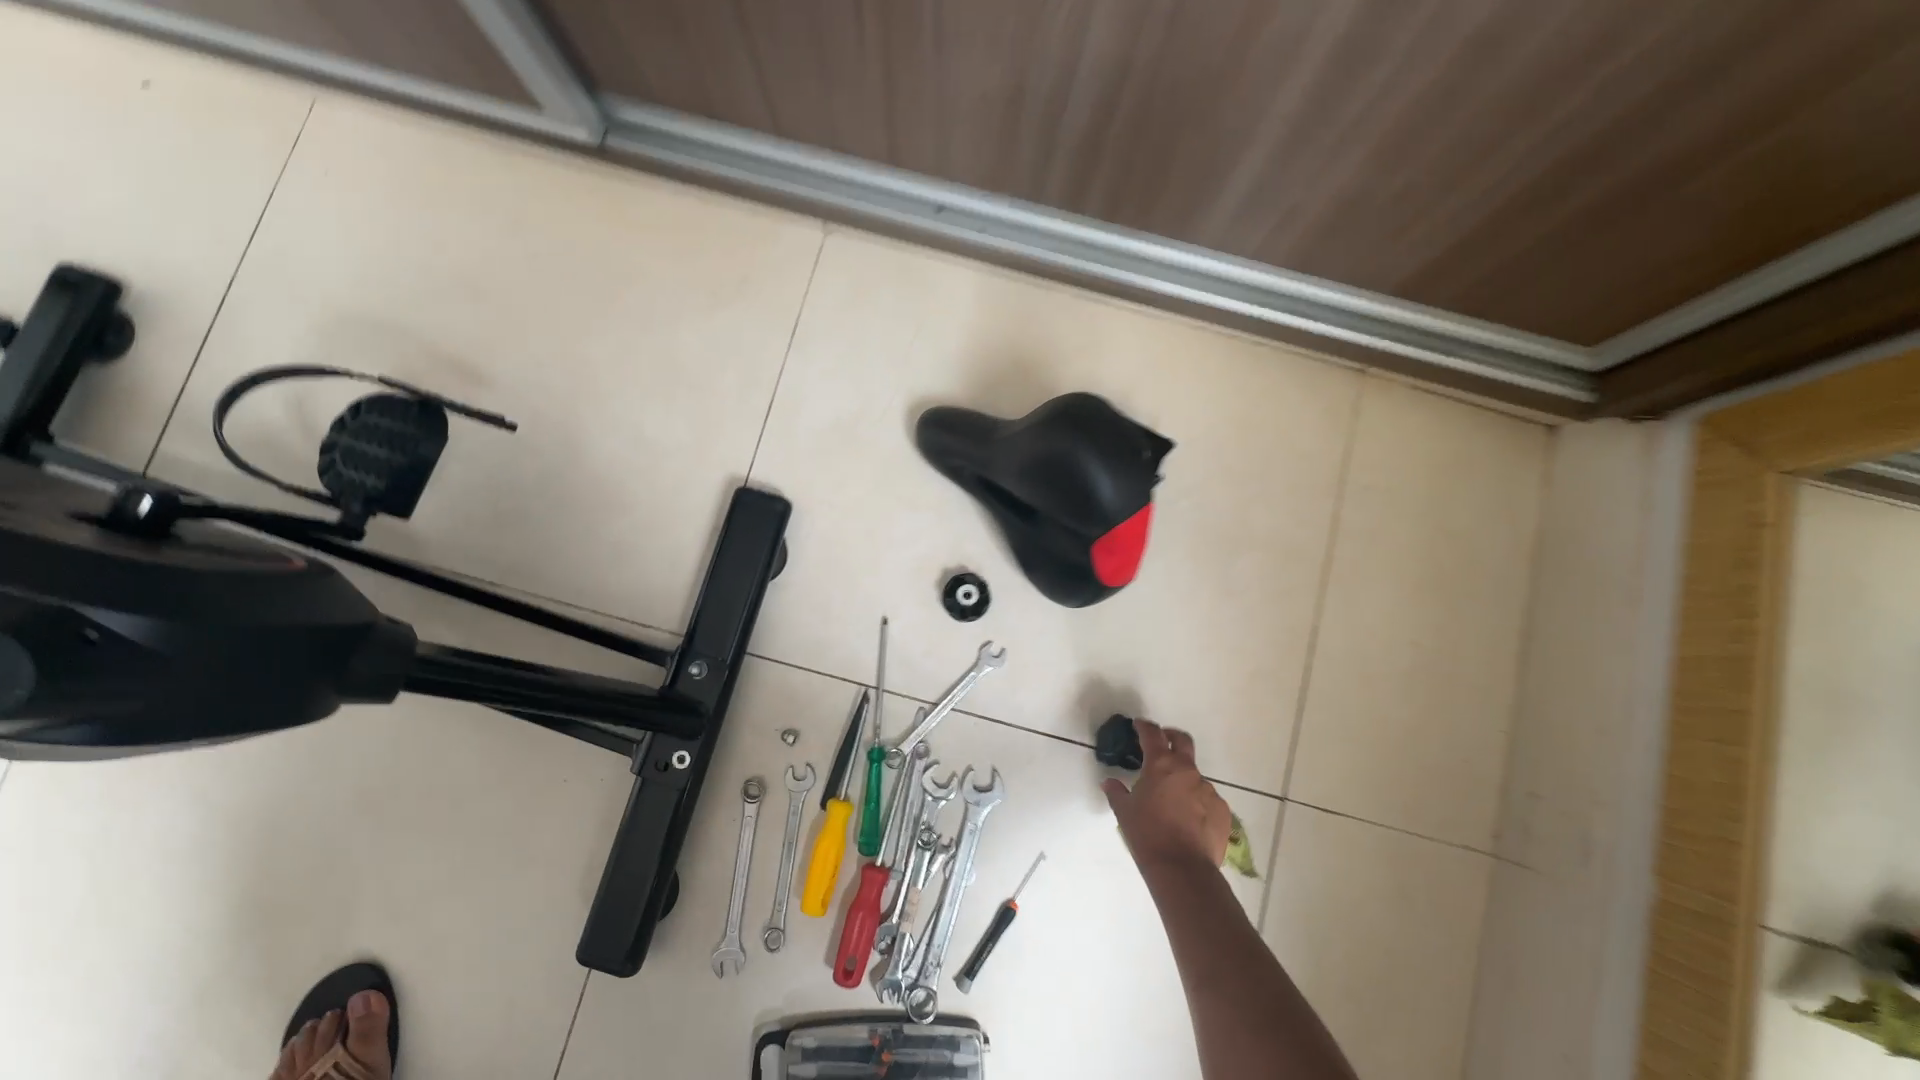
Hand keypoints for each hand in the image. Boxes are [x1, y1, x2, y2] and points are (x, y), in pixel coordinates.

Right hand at [1102, 718, 1231, 872]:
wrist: (1182, 867)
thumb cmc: (1147, 835)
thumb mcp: (1124, 812)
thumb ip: (1116, 792)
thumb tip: (1108, 782)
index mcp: (1161, 765)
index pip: (1152, 734)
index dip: (1144, 727)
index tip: (1138, 725)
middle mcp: (1187, 771)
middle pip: (1182, 741)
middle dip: (1171, 737)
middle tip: (1162, 743)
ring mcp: (1208, 789)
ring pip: (1194, 776)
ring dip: (1183, 781)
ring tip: (1172, 803)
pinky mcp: (1221, 809)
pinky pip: (1206, 799)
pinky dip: (1196, 803)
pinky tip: (1188, 822)